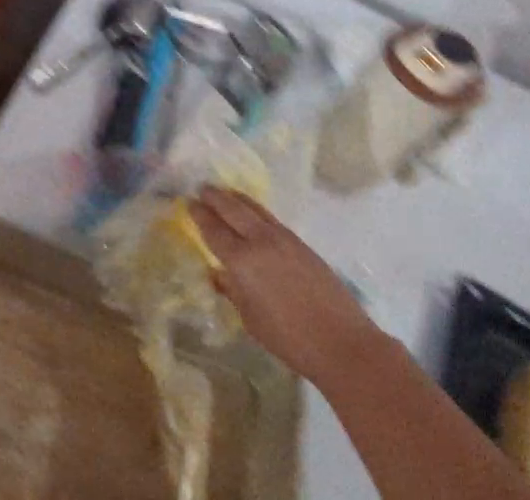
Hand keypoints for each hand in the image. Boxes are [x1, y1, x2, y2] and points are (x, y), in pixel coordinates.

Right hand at [189, 185, 380, 383]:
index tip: (189, 203)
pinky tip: (253, 214)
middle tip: (202, 188)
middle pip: (233, 210)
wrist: (341, 342)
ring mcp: (284, 240)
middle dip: (215, 197)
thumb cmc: (287, 338)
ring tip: (224, 192)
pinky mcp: (302, 245)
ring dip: (236, 198)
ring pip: (255, 209)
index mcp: (241, 261)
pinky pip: (272, 219)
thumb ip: (232, 290)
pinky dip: (256, 211)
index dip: (200, 215)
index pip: (214, 230)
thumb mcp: (249, 317)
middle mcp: (260, 242)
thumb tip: (219, 275)